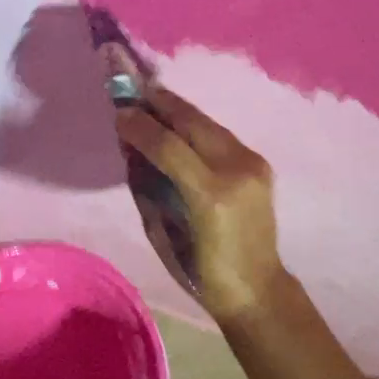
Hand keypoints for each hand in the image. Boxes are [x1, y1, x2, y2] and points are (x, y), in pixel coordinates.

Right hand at [114, 86, 291, 320]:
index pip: (167, 145)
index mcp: (210, 195)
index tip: (118, 113)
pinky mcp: (260, 164)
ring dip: (177, 111)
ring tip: (150, 101)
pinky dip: (196, 127)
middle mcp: (236, 171)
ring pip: (208, 123)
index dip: (140, 125)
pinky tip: (178, 125)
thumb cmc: (200, 271)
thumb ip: (148, 186)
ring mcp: (252, 164)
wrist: (257, 287)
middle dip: (159, 103)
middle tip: (133, 91)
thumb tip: (133, 149)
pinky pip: (221, 136)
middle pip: (192, 122)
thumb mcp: (161, 232)